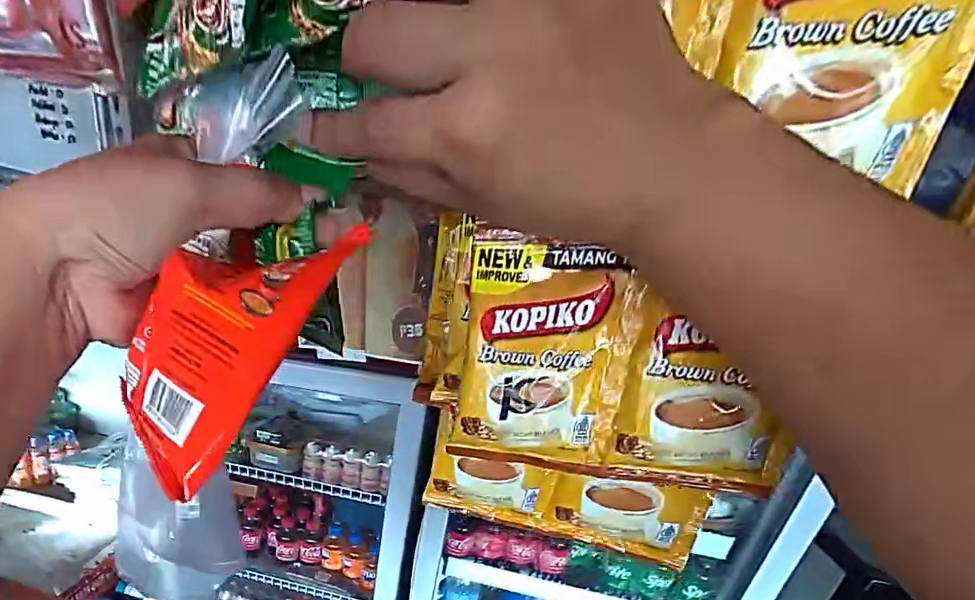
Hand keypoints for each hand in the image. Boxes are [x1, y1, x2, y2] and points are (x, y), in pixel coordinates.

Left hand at [0, 136, 308, 359]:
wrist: (58, 272)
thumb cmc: (116, 207)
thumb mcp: (188, 184)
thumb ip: (253, 194)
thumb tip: (314, 197)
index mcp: (181, 172)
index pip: (245, 182)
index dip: (284, 198)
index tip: (322, 217)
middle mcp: (182, 220)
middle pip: (245, 235)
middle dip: (280, 250)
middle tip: (322, 267)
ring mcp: (178, 269)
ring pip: (235, 279)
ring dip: (265, 290)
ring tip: (306, 301)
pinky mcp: (175, 312)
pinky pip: (217, 317)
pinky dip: (241, 322)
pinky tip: (274, 330)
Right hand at [308, 0, 733, 252]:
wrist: (663, 157)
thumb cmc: (568, 199)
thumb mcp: (482, 205)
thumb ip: (414, 177)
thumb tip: (360, 159)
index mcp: (465, 132)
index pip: (367, 126)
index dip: (328, 134)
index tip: (310, 130)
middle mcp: (485, 53)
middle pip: (375, 30)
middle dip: (356, 59)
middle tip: (369, 74)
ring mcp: (525, 3)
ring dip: (408, 23)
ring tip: (430, 50)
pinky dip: (473, 17)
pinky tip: (487, 43)